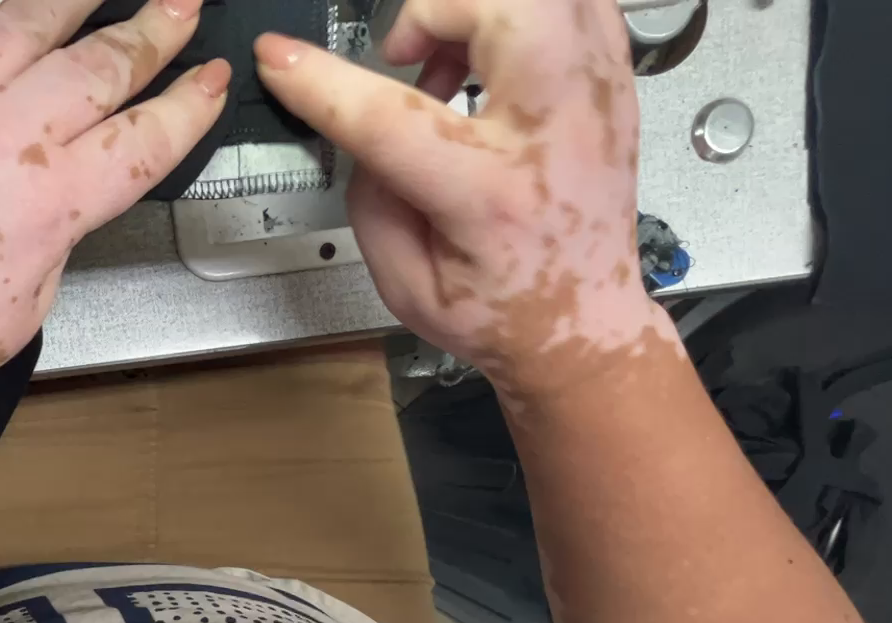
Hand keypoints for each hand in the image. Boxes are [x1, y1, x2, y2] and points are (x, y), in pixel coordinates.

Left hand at [0, 0, 229, 432]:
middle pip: (95, 67)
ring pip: (21, 21)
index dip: (185, 109)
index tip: (214, 78)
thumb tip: (70, 185)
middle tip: (184, 3)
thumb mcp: (28, 305)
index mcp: (47, 207)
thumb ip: (58, 232)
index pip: (139, 142)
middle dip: (151, 33)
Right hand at [255, 0, 668, 400]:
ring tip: (447, 66)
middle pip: (505, 4)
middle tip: (402, 54)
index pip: (390, 119)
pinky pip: (574, 1)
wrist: (580, 323)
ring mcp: (598, 97)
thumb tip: (363, 136)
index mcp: (487, 197)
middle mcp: (553, 132)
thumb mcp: (404, 287)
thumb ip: (372, 206)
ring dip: (477, 9)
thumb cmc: (493, 313)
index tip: (277, 58)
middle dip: (435, 7)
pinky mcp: (614, 82)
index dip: (322, 83)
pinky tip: (489, 63)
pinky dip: (518, 14)